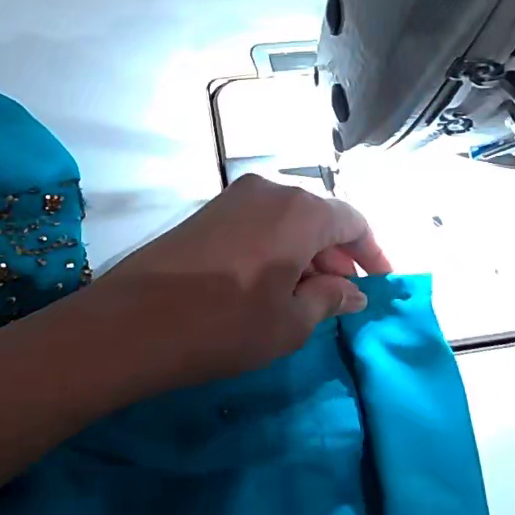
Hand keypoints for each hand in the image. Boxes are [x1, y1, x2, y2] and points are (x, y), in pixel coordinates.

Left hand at [95, 174, 391, 387]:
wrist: (133, 321)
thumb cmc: (225, 324)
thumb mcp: (290, 322)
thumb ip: (330, 299)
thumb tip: (352, 291)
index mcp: (300, 210)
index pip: (353, 220)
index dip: (373, 252)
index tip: (381, 283)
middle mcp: (269, 190)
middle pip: (319, 217)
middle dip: (338, 256)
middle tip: (345, 296)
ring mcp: (233, 198)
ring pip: (287, 221)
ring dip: (306, 254)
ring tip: (308, 296)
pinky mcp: (207, 213)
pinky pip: (259, 224)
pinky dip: (276, 249)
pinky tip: (271, 284)